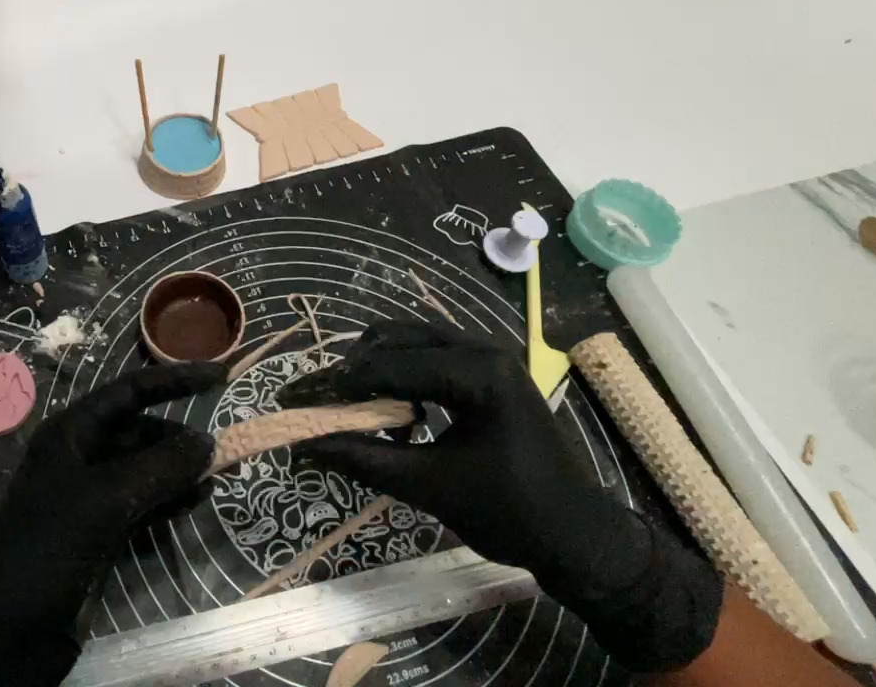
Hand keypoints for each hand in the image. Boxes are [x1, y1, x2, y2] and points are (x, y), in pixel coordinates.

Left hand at [0, 362, 224, 686]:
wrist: (6, 635)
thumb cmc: (46, 549)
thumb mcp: (103, 501)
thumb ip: (158, 467)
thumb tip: (207, 441)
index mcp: (69, 434)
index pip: (128, 392)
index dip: (174, 380)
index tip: (221, 375)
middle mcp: (79, 457)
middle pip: (139, 430)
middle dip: (179, 434)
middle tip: (223, 445)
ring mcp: (90, 497)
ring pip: (145, 469)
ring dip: (180, 468)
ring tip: (220, 470)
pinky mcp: (101, 534)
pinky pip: (145, 503)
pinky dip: (172, 499)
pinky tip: (200, 498)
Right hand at [279, 325, 721, 672]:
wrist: (580, 536)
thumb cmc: (512, 513)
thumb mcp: (430, 488)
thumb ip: (364, 459)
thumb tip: (303, 446)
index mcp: (477, 371)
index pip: (388, 365)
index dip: (336, 383)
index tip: (295, 398)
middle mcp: (480, 347)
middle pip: (392, 339)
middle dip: (349, 370)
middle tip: (314, 401)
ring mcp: (485, 353)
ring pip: (405, 341)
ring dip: (370, 368)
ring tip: (343, 405)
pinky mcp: (484, 368)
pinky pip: (425, 354)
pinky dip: (395, 374)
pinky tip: (386, 409)